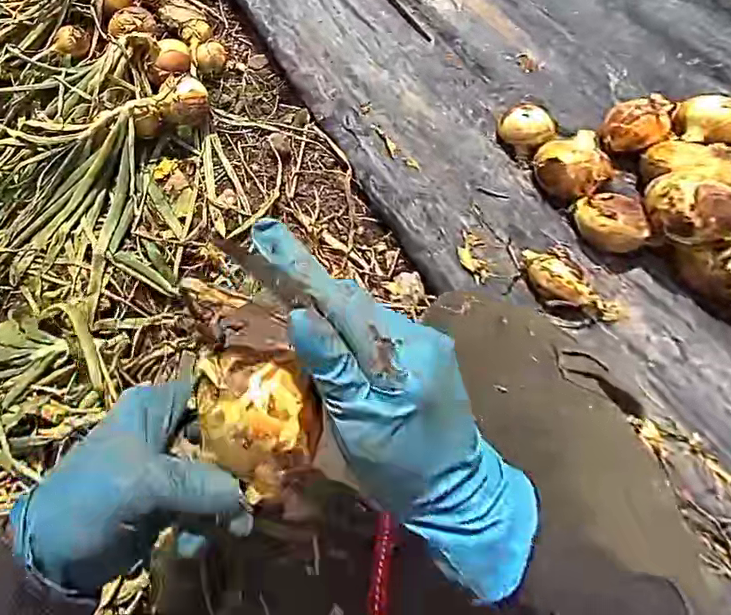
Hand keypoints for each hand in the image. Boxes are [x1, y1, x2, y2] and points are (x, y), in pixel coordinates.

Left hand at [10, 379, 247, 595]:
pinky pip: (200, 507)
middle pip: (215, 437)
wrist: (51, 553)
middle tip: (256, 499)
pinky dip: (204, 525)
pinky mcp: (163, 503)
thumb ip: (194, 483)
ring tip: (232, 531)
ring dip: (223, 505)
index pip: (206, 391)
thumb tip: (244, 496)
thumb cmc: (89, 497)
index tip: (272, 432)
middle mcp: (162, 429)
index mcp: (152, 405)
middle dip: (236, 469)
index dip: (238, 406)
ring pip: (212, 476)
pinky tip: (193, 545)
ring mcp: (164, 467)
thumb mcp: (141, 483)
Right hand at [248, 219, 538, 601]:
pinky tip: (341, 351)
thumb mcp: (359, 426)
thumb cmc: (402, 472)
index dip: (299, 269)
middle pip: (350, 301)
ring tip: (305, 326)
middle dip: (312, 292)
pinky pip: (374, 325)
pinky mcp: (425, 346)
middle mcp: (418, 335)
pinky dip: (350, 330)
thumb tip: (298, 313)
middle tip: (272, 271)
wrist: (463, 499)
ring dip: (331, 314)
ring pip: (361, 312)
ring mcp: (424, 338)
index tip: (267, 231)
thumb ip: (331, 367)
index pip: (339, 303)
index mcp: (401, 358)